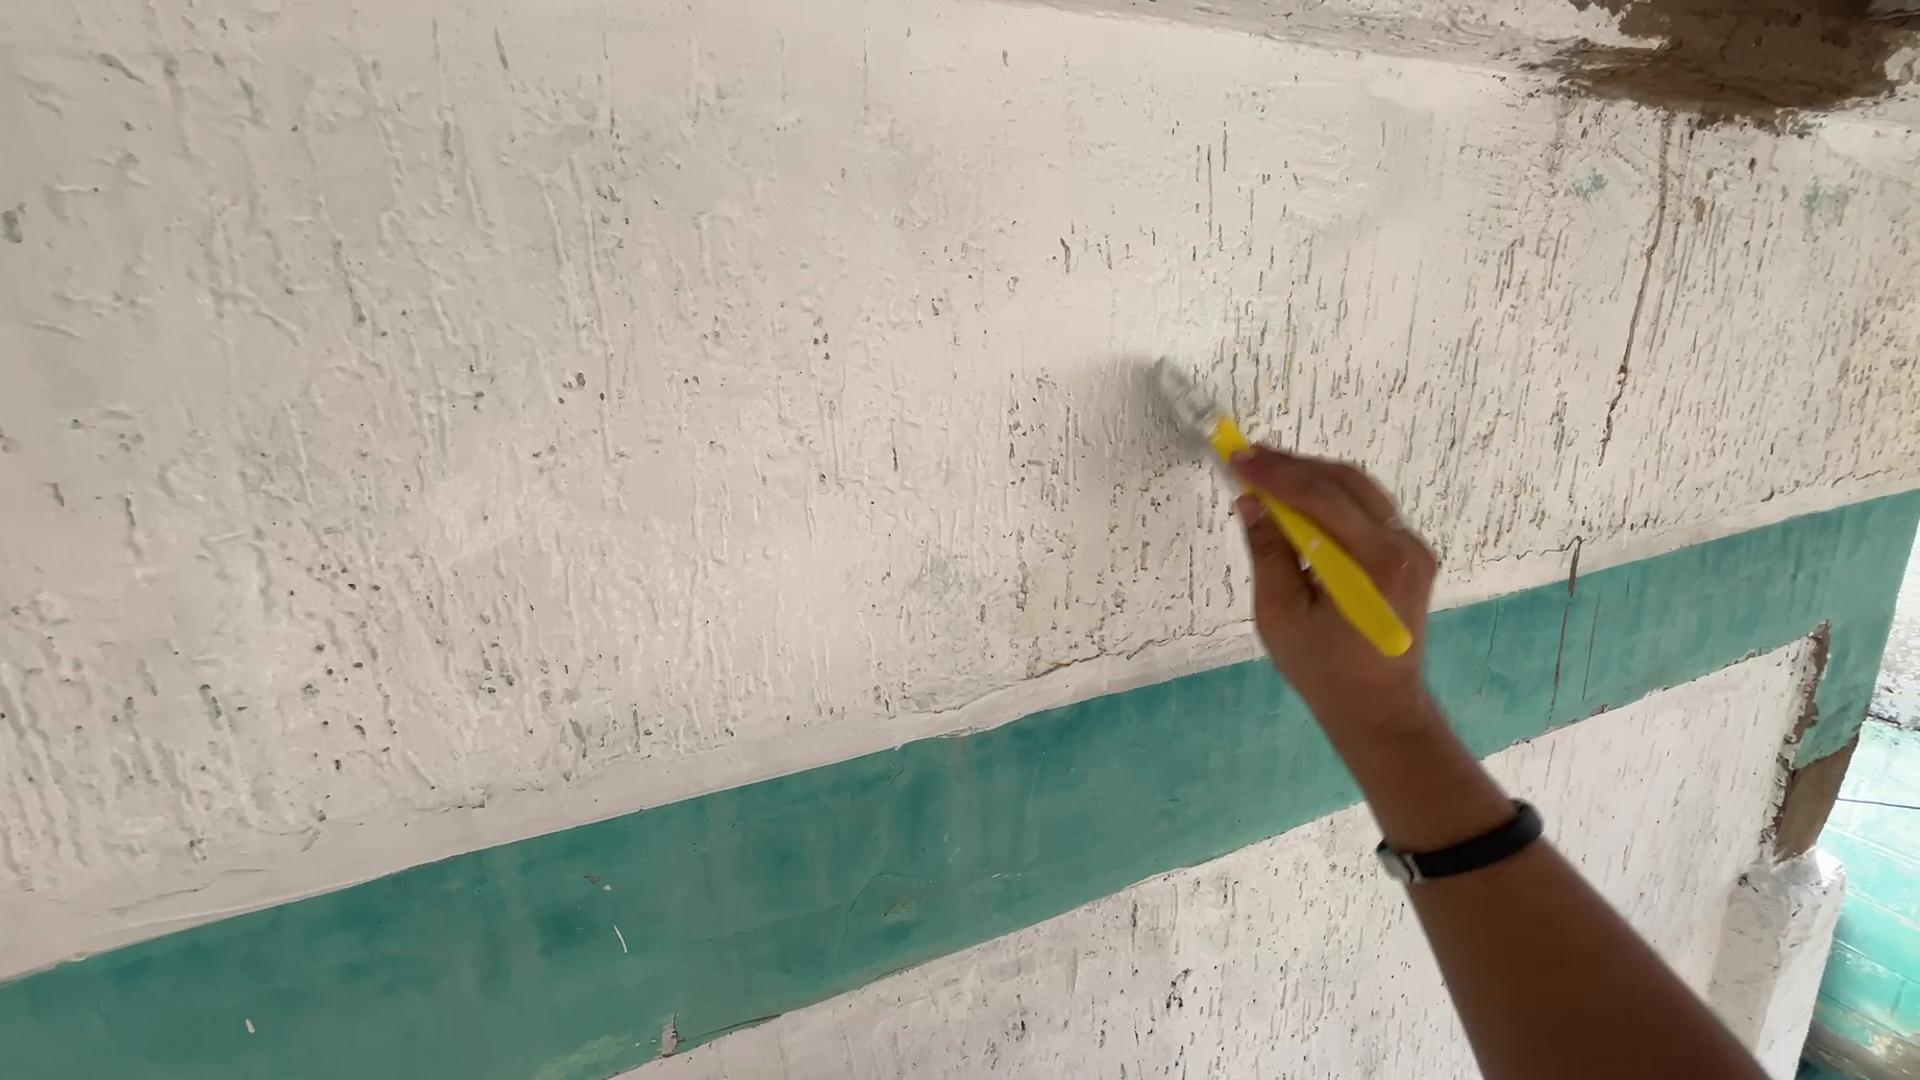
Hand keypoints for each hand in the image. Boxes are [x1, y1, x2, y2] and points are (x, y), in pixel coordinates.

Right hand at [1231, 446, 1439, 734]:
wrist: (1377, 707)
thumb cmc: (1322, 669)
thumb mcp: (1280, 615)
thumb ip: (1268, 553)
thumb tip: (1251, 502)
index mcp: (1376, 562)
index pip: (1321, 498)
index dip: (1276, 473)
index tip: (1237, 456)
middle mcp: (1405, 544)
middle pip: (1345, 483)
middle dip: (1292, 465)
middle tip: (1247, 456)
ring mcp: (1413, 547)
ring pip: (1358, 490)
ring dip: (1310, 475)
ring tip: (1266, 469)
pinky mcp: (1409, 555)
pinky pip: (1366, 509)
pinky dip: (1328, 496)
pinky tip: (1297, 498)